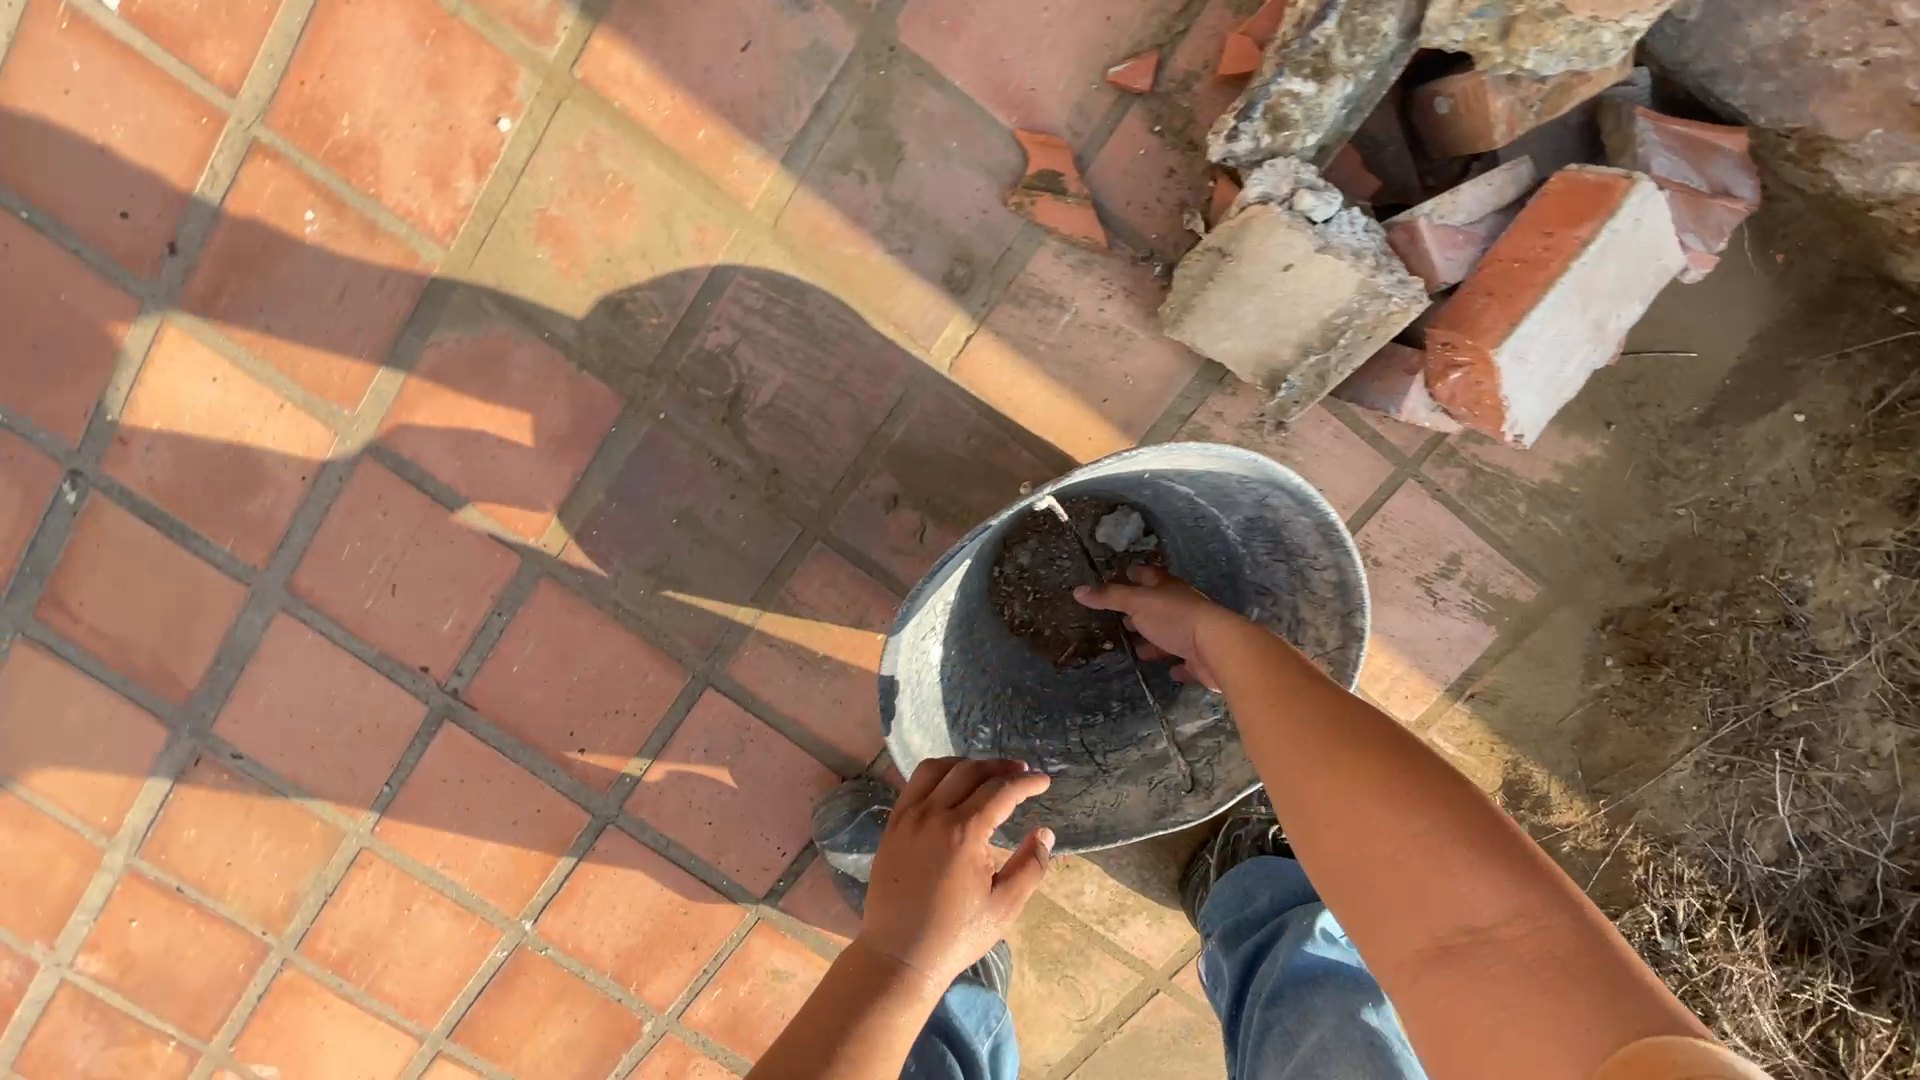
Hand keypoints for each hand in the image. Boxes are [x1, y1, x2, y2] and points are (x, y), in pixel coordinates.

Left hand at [857, 759, 1053, 984]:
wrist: (899, 954)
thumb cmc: (956, 935)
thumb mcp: (1004, 907)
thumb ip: (1030, 866)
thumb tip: (1045, 832)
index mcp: (963, 833)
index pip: (1001, 791)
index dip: (1026, 783)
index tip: (1044, 781)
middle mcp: (933, 814)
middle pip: (971, 772)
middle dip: (1001, 768)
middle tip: (1022, 773)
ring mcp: (908, 817)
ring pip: (939, 769)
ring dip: (968, 764)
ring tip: (988, 773)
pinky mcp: (893, 825)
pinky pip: (915, 783)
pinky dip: (938, 773)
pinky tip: (951, 784)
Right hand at [1075, 565, 1231, 689]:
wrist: (1215, 647)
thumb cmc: (1174, 618)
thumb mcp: (1137, 603)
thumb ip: (1109, 598)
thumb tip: (1078, 591)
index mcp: (1167, 589)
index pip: (1148, 575)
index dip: (1133, 574)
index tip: (1119, 576)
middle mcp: (1181, 607)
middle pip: (1157, 606)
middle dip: (1139, 612)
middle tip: (1119, 618)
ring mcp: (1193, 633)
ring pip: (1169, 634)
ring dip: (1154, 640)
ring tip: (1135, 648)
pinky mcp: (1200, 658)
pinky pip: (1185, 660)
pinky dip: (1176, 663)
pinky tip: (1168, 670)